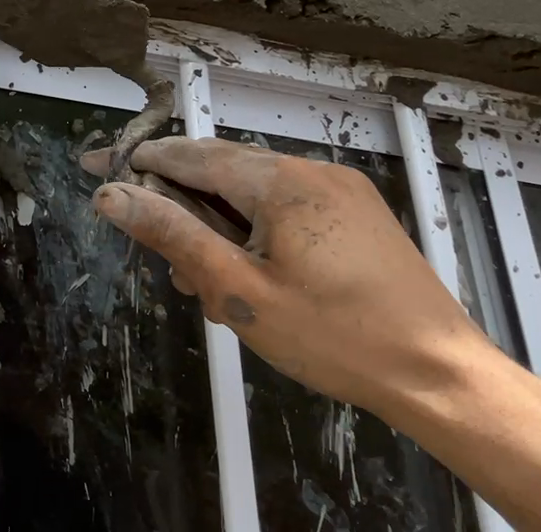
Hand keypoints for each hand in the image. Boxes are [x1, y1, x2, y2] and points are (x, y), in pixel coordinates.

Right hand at [79, 137, 489, 419]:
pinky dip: (244, 228)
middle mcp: (311, 173)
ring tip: (194, 277)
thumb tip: (109, 193)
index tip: (91, 165)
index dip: (133, 160)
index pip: (186, 156)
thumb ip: (169, 233)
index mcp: (282, 182)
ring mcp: (339, 194)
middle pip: (214, 168)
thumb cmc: (335, 336)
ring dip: (208, 222)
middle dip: (172, 199)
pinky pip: (277, 206)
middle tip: (138, 234)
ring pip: (244, 190)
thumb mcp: (236, 289)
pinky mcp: (355, 217)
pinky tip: (235, 272)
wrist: (450, 383)